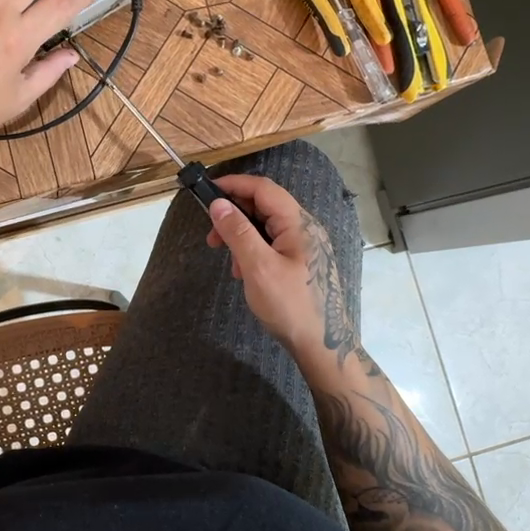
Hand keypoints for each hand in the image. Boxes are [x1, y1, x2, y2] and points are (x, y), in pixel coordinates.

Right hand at [203, 174, 359, 363]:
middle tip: (211, 236)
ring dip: (242, 236)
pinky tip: (243, 272)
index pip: (264, 188)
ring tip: (227, 260)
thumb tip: (218, 204)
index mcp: (299, 223)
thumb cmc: (290, 305)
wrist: (322, 345)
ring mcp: (306, 246)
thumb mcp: (258, 267)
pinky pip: (273, 244)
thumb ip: (238, 232)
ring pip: (267, 227)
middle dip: (235, 214)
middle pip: (265, 206)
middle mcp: (305, 229)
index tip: (207, 191)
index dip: (235, 184)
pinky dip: (253, 250)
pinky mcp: (302, 263)